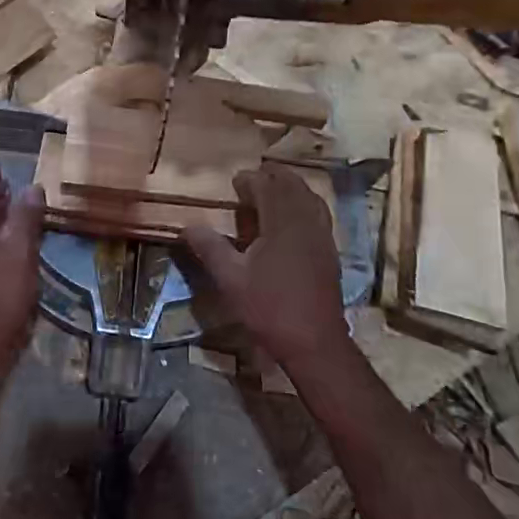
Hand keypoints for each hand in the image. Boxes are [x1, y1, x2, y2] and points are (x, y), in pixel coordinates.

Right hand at [183, 166, 347, 365]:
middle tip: (255, 177)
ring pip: (310, 198)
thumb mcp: (230, 279)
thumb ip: (210, 248)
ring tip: (275, 189)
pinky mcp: (330, 252)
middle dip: (274, 177)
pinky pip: (319, 214)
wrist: (314, 341)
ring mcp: (322, 236)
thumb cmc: (269, 307)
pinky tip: (295, 218)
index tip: (235, 180)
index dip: (250, 180)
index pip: (267, 188)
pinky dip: (305, 204)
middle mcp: (306, 222)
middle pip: (293, 186)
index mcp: (281, 223)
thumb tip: (188, 226)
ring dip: (292, 188)